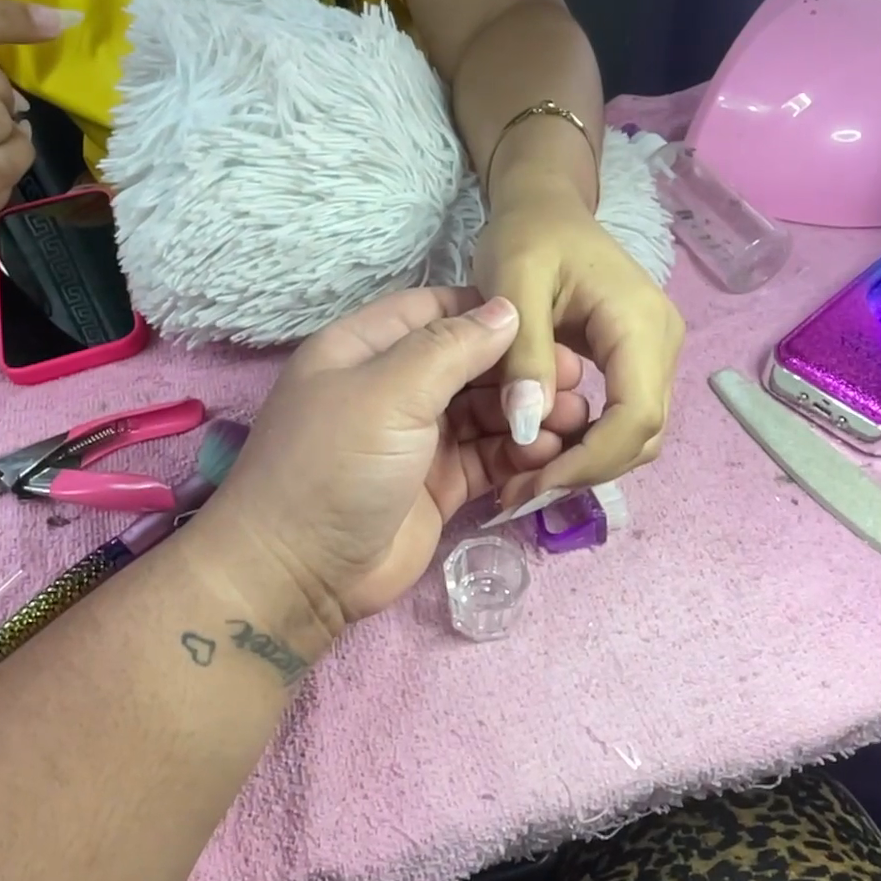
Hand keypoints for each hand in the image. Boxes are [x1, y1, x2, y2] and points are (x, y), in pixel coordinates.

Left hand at [193, 289, 588, 626]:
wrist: (300, 572)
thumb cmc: (335, 465)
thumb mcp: (387, 392)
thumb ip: (449, 348)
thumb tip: (506, 309)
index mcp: (366, 349)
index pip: (438, 312)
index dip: (492, 315)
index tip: (550, 324)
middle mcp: (392, 388)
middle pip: (469, 365)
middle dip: (521, 371)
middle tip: (579, 381)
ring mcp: (416, 439)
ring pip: (484, 414)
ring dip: (528, 415)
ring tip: (578, 420)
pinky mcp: (436, 484)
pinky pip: (486, 458)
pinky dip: (518, 454)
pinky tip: (552, 453)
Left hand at [475, 189, 684, 507]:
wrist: (544, 209)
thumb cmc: (526, 235)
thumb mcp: (511, 279)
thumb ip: (522, 352)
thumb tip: (530, 426)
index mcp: (639, 324)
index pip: (637, 416)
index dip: (590, 461)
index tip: (536, 484)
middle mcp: (659, 346)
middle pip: (642, 437)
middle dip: (585, 473)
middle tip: (523, 492)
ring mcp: (650, 360)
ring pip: (633, 438)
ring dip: (582, 467)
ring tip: (525, 481)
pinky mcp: (631, 369)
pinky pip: (618, 424)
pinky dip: (581, 449)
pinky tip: (536, 456)